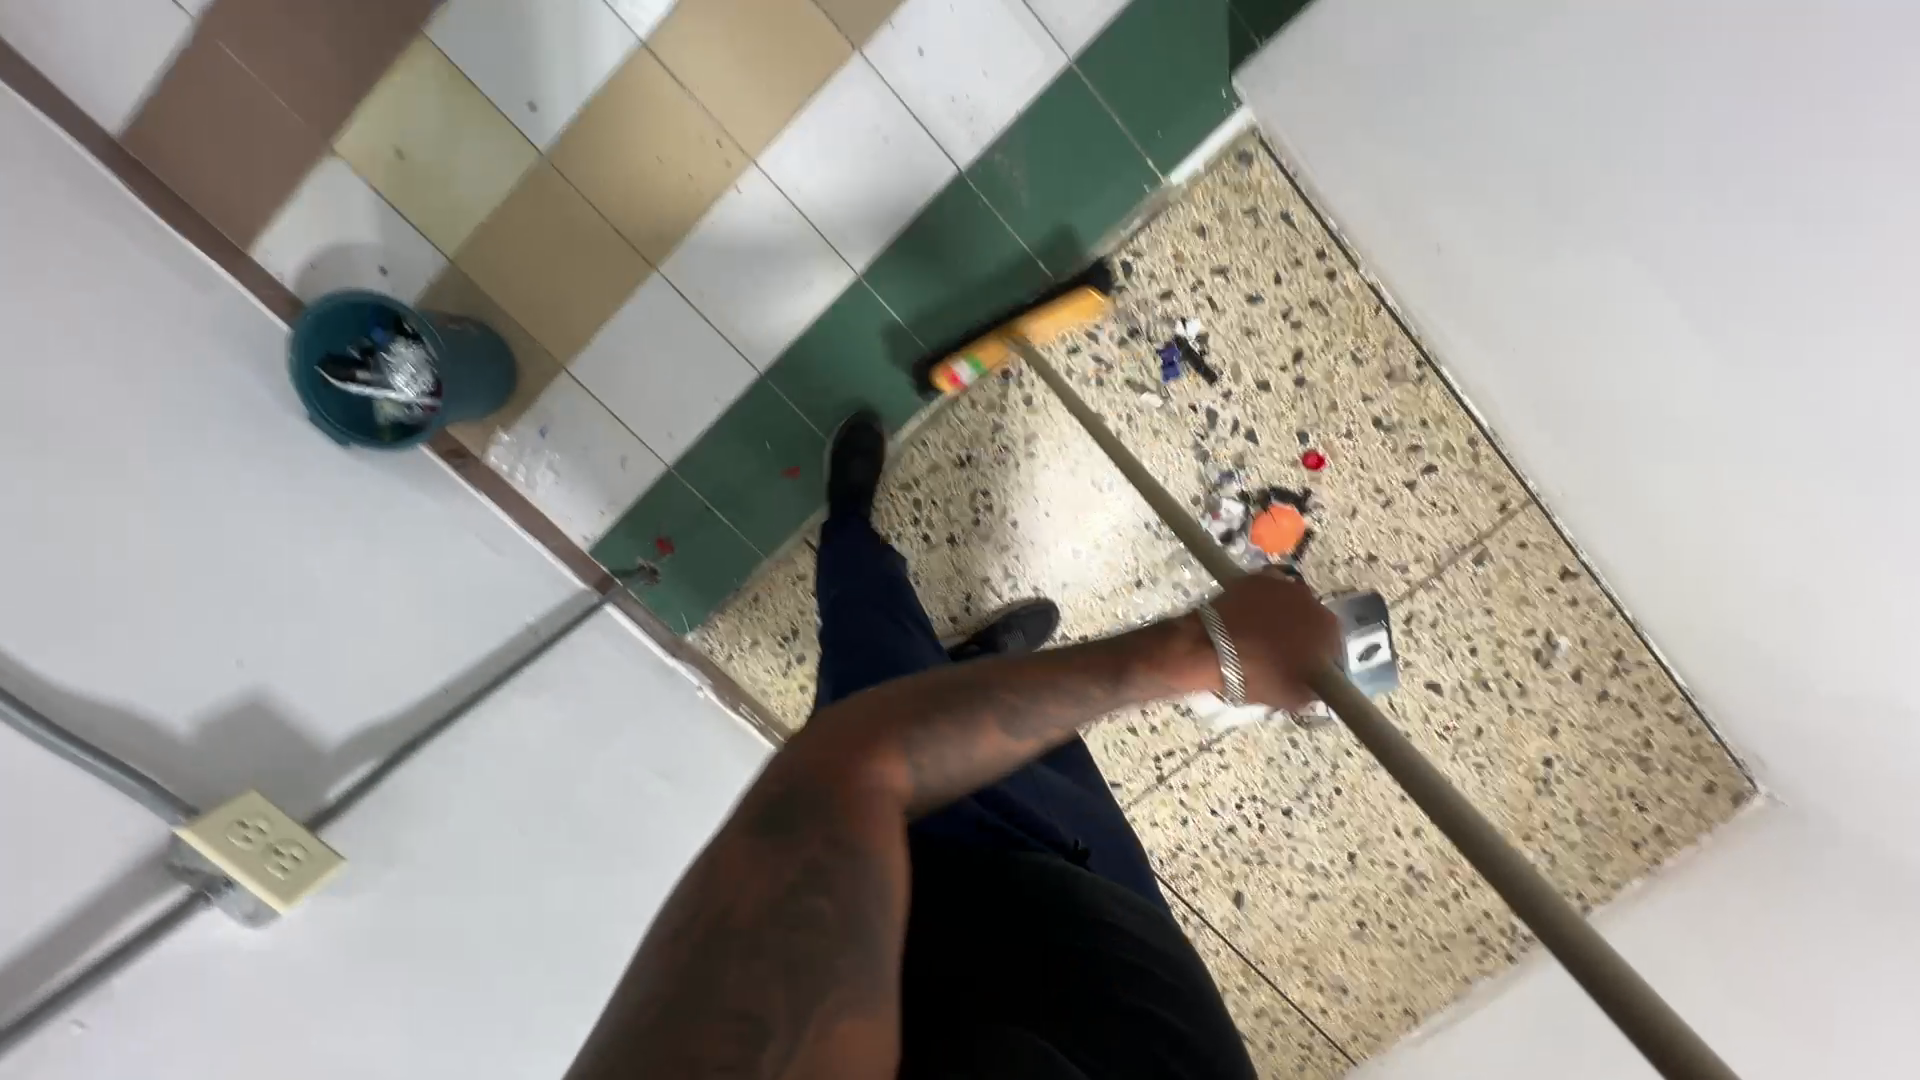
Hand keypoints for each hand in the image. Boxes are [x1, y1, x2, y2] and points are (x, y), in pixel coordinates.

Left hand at [1207, 571, 1341, 710]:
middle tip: (1281, 650)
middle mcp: (1313, 601)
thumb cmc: (1255, 675)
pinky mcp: (1257, 576)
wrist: (1210, 647)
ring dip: (1284, 614)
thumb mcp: (1294, 697)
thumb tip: (1317, 687)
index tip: (1305, 670)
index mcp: (1329, 631)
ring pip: (1291, 602)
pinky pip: (1268, 587)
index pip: (1333, 648)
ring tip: (1262, 630)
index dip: (1319, 661)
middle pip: (1313, 621)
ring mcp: (1284, 584)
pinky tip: (1251, 610)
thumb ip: (1315, 690)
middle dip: (1303, 635)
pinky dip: (1263, 597)